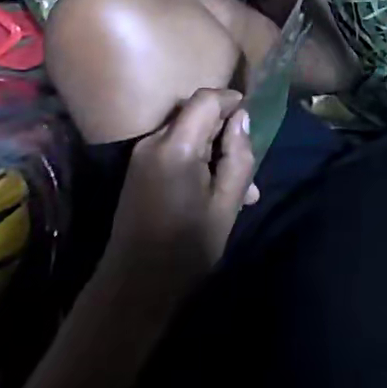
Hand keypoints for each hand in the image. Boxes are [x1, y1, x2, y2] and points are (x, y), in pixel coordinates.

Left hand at [102, 88, 256, 298]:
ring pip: (186, 132)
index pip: (205, 99)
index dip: (231, 100)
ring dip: (212, 147)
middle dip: (224, 129)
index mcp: (176, 146)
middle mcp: (154, 140)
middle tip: (249, 161)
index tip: (252, 117)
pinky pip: (174, 149)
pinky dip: (196, 158)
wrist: (134, 288)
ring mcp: (142, 154)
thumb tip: (241, 119)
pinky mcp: (138, 169)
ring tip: (239, 186)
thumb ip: (238, 155)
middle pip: (195, 114)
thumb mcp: (226, 204)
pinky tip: (214, 190)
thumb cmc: (186, 248)